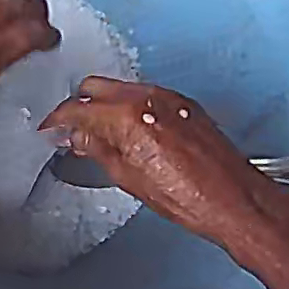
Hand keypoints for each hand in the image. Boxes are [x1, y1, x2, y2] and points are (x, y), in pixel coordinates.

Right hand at [40, 77, 288, 259]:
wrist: (237, 201)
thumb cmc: (192, 197)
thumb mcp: (127, 177)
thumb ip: (96, 149)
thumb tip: (78, 138)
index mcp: (126, 116)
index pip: (76, 108)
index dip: (57, 120)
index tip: (52, 130)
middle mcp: (147, 98)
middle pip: (94, 87)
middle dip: (78, 106)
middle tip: (71, 129)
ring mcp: (167, 97)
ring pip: (119, 87)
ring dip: (104, 105)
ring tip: (99, 133)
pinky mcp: (182, 103)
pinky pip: (143, 94)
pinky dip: (128, 107)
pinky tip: (128, 130)